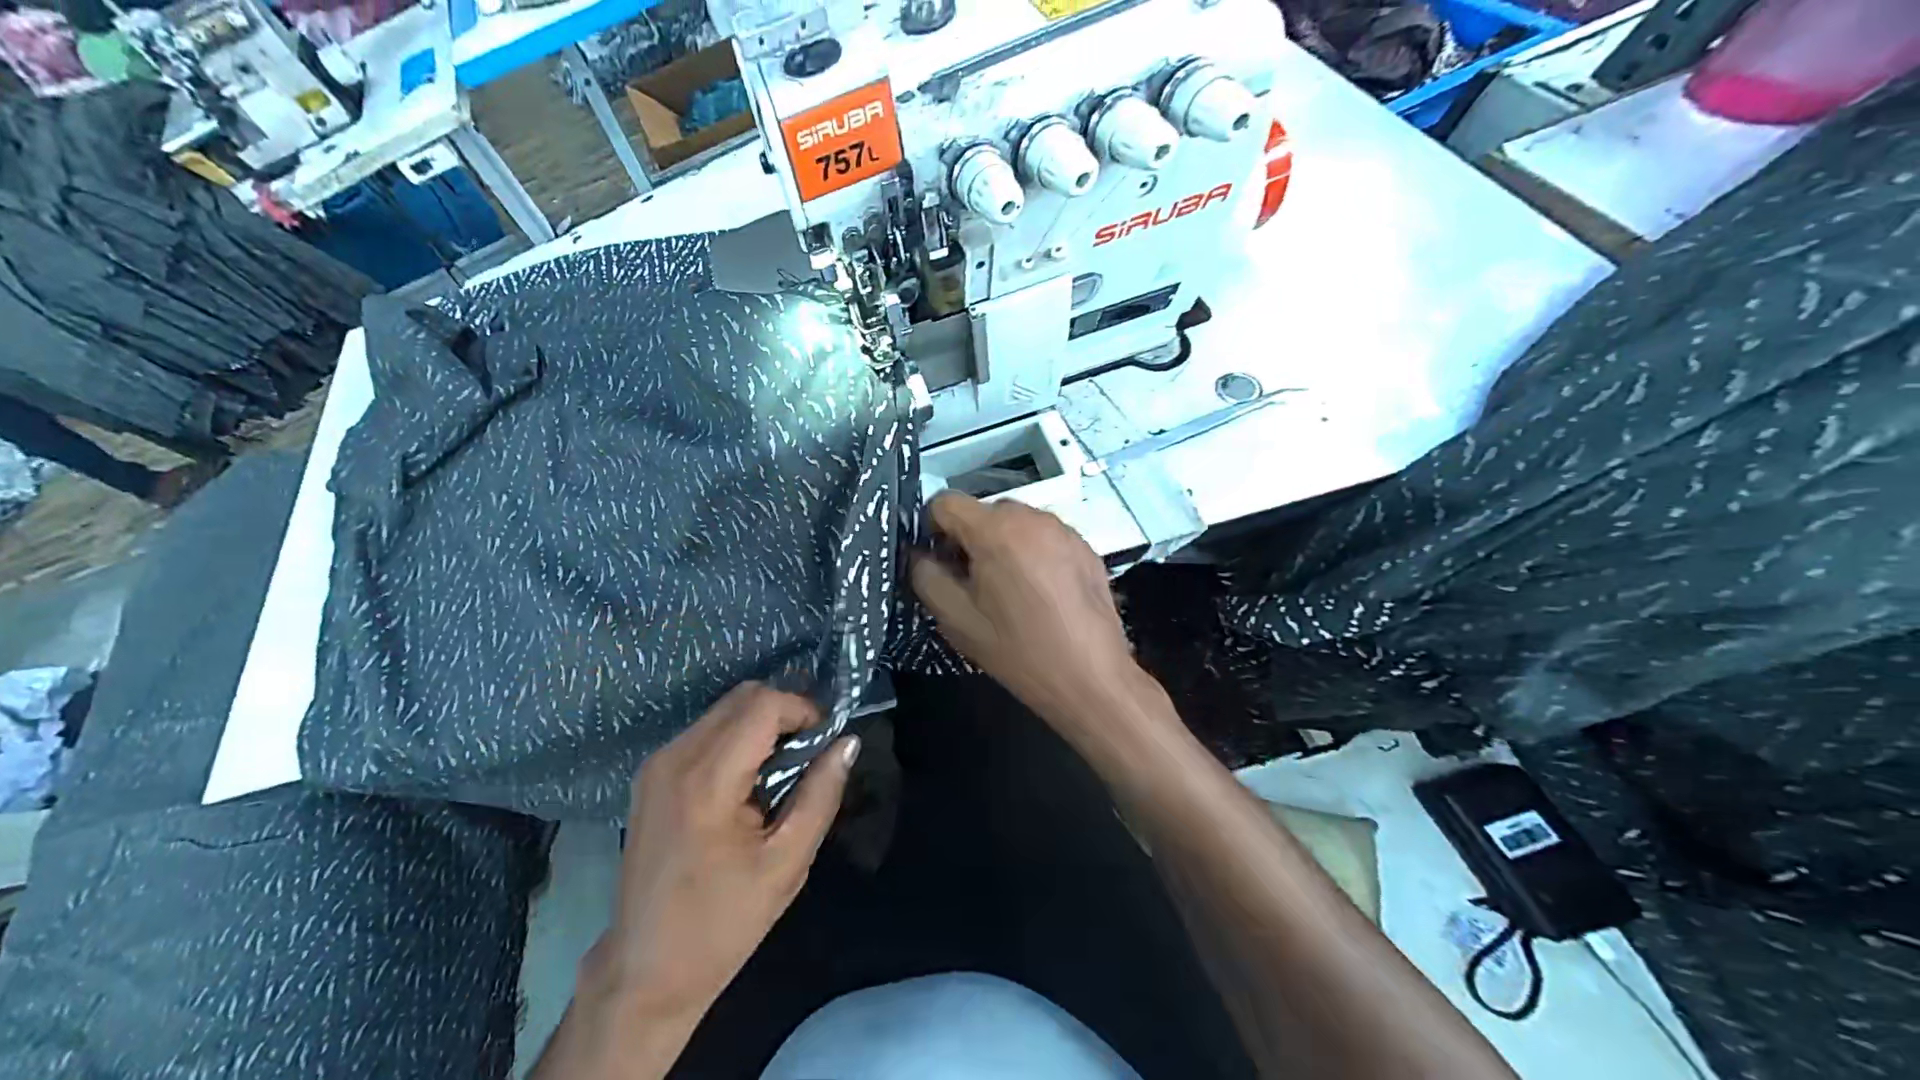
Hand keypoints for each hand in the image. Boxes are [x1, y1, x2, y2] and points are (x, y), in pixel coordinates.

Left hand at [583, 683, 857, 1028]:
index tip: (825, 744)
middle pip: (742, 697)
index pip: (762, 705)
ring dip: (761, 726)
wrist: (646, 970)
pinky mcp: (651, 775)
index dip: (804, 711)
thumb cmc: (723, 924)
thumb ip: (821, 793)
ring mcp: (656, 764)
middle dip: (785, 713)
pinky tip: (748, 784)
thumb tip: (847, 742)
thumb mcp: (787, 863)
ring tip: (781, 773)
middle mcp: (674, 758)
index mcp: (706, 781)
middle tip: (809, 755)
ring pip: (724, 710)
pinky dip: (737, 739)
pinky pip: (705, 731)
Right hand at [910, 492, 1143, 732]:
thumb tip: (920, 554)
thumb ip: (926, 576)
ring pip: (1015, 523)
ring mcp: (1063, 529)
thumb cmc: (1018, 650)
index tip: (940, 561)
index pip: (946, 502)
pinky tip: (1041, 594)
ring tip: (1010, 591)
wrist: (1090, 676)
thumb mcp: (957, 619)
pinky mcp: (1085, 546)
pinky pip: (1045, 537)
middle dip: (970, 540)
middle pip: (983, 512)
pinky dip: (1033, 553)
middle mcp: (1031, 517)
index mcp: (995, 530)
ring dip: (1003, 545)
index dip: (932, 528)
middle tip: (973, 583)